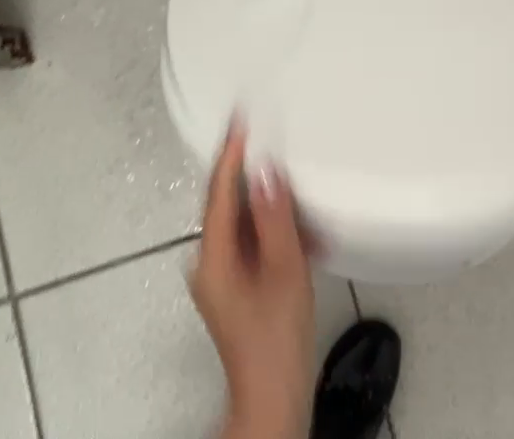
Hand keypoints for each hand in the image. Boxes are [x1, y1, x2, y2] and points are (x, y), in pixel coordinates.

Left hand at [192, 122, 314, 438]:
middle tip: (275, 145)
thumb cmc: (277, 341)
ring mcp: (222, 275)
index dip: (231, 152)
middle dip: (256, 179)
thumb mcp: (285, 271)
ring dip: (273, 211)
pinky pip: (253, 243)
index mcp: (213, 257)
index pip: (219, 191)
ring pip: (245, 223)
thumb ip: (275, 218)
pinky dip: (277, 234)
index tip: (240, 119)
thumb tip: (266, 174)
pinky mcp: (236, 284)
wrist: (274, 395)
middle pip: (229, 204)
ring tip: (302, 208)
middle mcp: (210, 262)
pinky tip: (304, 237)